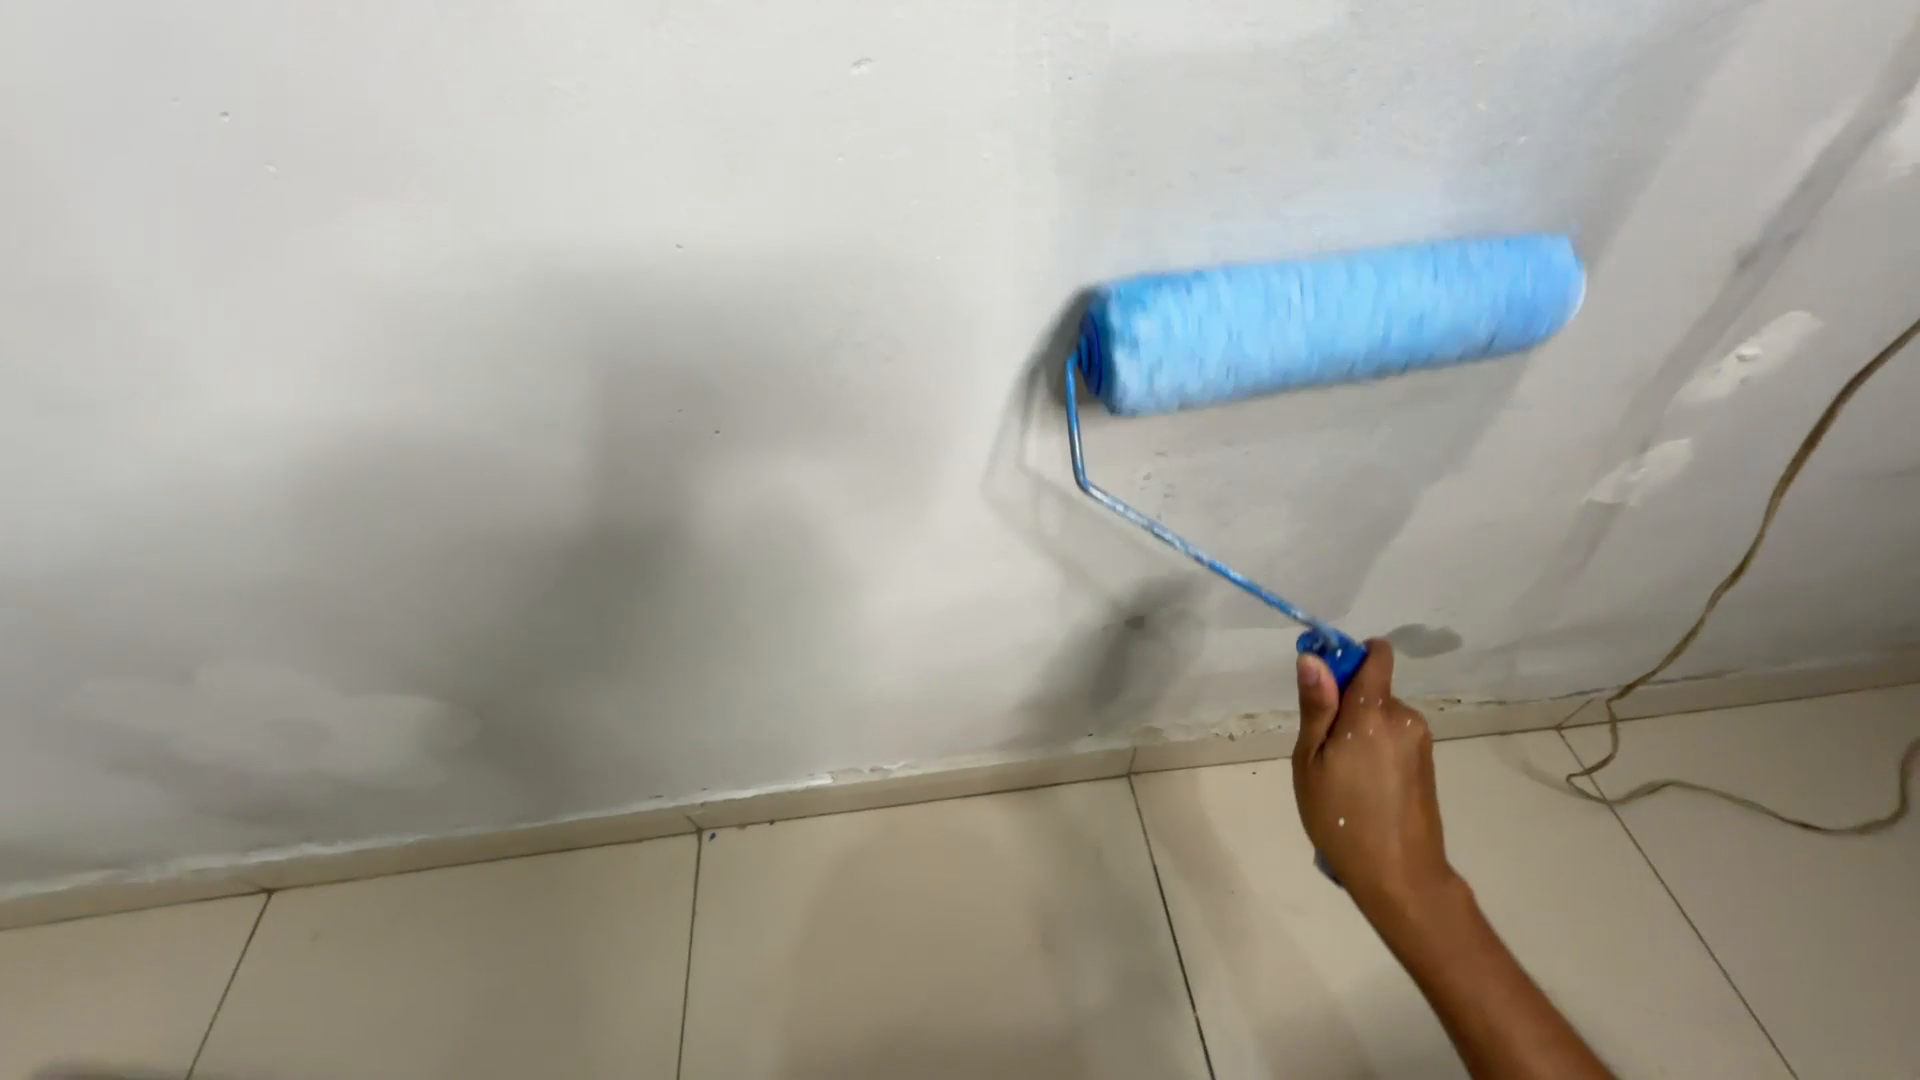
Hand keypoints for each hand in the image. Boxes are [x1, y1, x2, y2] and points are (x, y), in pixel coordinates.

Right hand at [1293, 639, 1455, 912]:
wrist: (1399, 875)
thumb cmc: (1341, 816)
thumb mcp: (1310, 760)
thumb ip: (1316, 706)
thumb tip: (1314, 658)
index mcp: (1373, 712)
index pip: (1375, 656)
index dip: (1347, 656)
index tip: (1322, 680)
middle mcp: (1404, 718)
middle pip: (1371, 688)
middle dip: (1344, 705)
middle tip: (1321, 749)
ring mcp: (1419, 741)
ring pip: (1379, 715)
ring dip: (1358, 730)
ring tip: (1340, 775)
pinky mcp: (1425, 762)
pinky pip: (1391, 737)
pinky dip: (1373, 748)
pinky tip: (1362, 786)